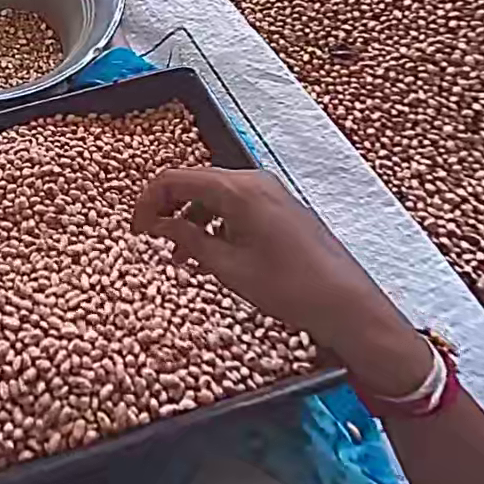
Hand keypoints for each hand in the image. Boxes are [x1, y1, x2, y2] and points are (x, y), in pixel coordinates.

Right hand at [132, 167, 430, 396]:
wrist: (348, 304)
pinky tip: (210, 248)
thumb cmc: (287, 288)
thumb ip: (187, 239)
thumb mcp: (227, 267)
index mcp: (237, 189)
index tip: (135, 229)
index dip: (147, 201)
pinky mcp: (279, 204)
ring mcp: (269, 190)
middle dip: (167, 207)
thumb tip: (157, 225)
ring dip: (190, 214)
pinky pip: (235, 201)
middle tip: (151, 239)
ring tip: (179, 250)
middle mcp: (253, 179)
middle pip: (194, 181)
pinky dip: (214, 219)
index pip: (174, 179)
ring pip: (213, 192)